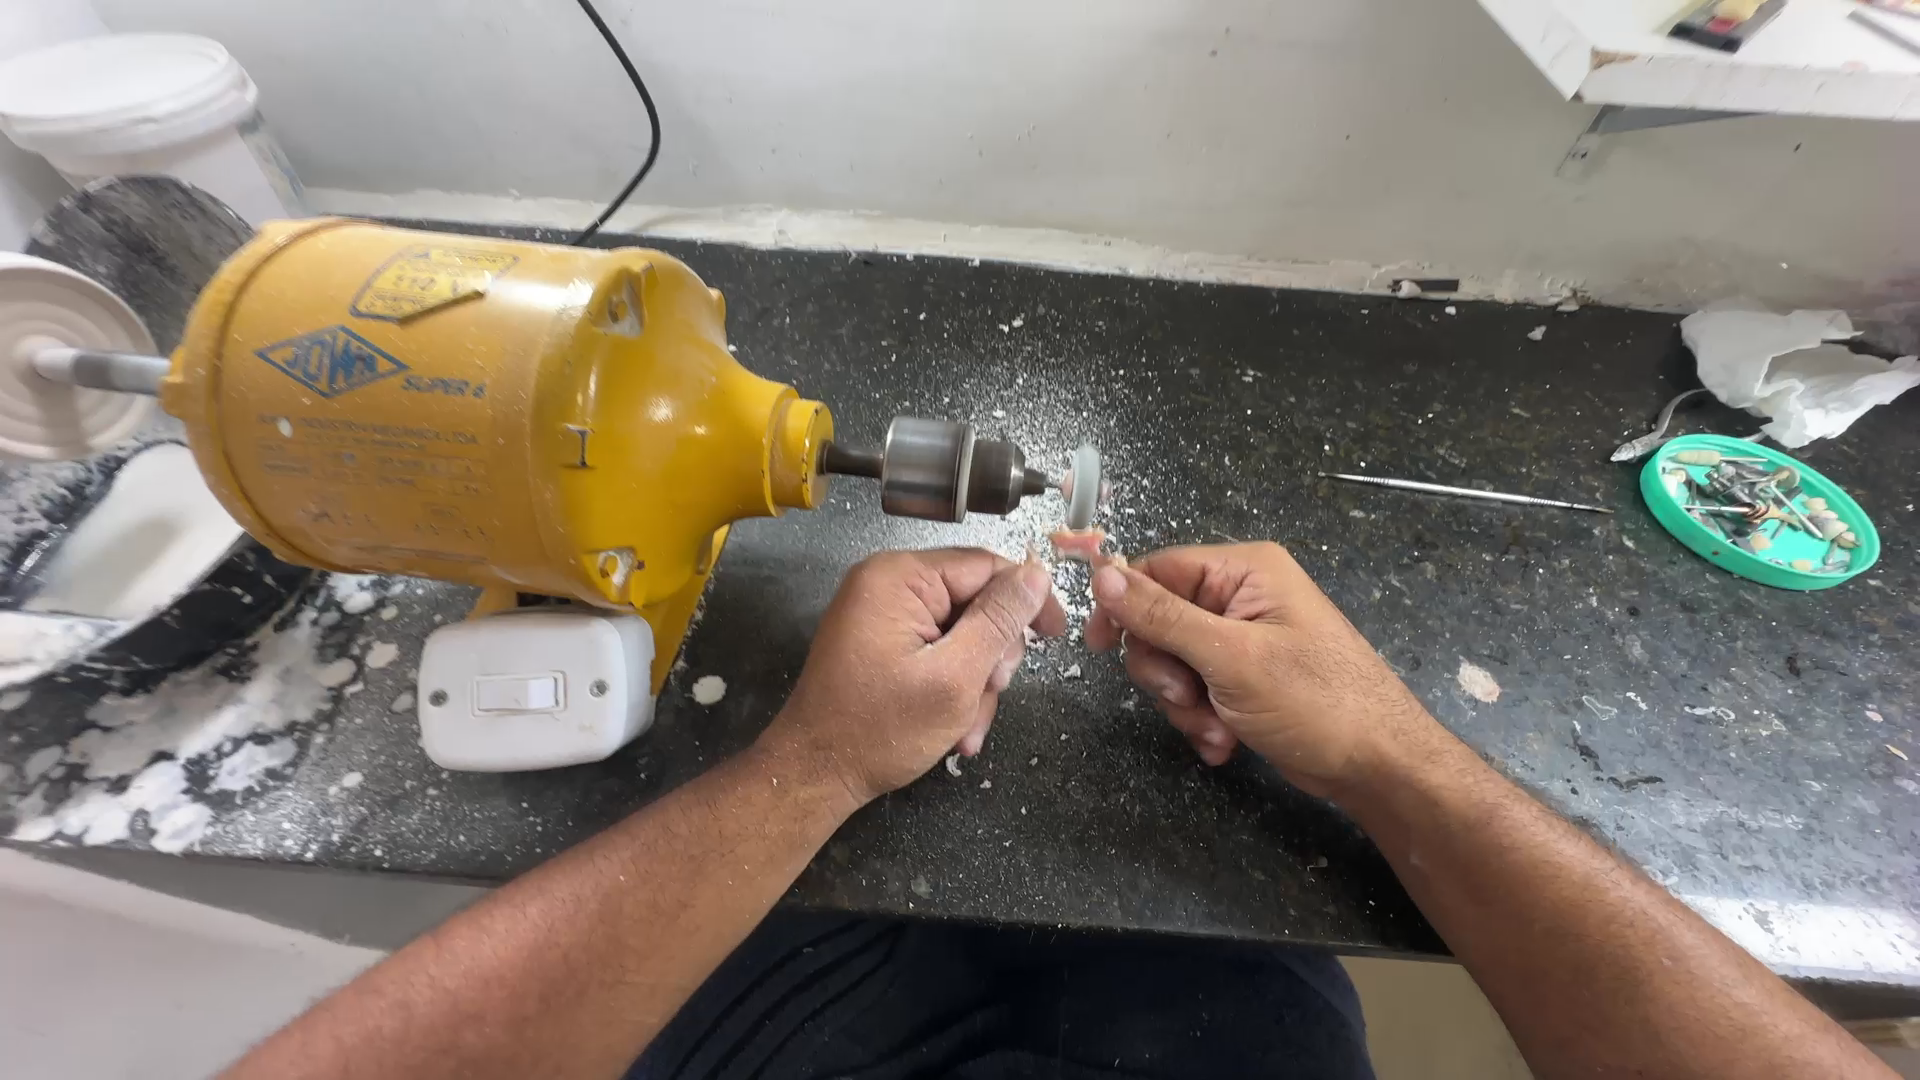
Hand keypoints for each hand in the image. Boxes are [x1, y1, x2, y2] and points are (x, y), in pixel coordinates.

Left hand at [762, 548, 1066, 804]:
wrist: (814, 776)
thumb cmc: (879, 729)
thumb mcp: (954, 676)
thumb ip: (998, 620)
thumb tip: (1037, 573)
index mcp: (900, 577)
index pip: (985, 565)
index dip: (1026, 599)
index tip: (1054, 634)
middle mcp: (889, 584)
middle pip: (974, 601)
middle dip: (991, 655)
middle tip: (990, 692)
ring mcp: (884, 614)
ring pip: (962, 634)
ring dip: (974, 682)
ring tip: (965, 727)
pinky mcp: (882, 641)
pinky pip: (937, 650)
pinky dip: (952, 686)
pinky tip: (954, 729)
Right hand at [1085, 542, 1437, 796]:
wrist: (1378, 769)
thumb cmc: (1315, 701)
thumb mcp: (1230, 657)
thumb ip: (1161, 616)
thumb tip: (1101, 575)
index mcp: (1242, 571)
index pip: (1156, 569)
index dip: (1122, 605)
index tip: (1098, 644)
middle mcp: (1238, 597)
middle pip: (1157, 621)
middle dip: (1165, 670)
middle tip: (1187, 697)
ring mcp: (1239, 639)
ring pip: (1170, 661)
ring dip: (1183, 702)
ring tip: (1216, 728)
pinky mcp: (1239, 676)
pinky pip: (1192, 687)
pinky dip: (1200, 717)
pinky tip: (1224, 740)